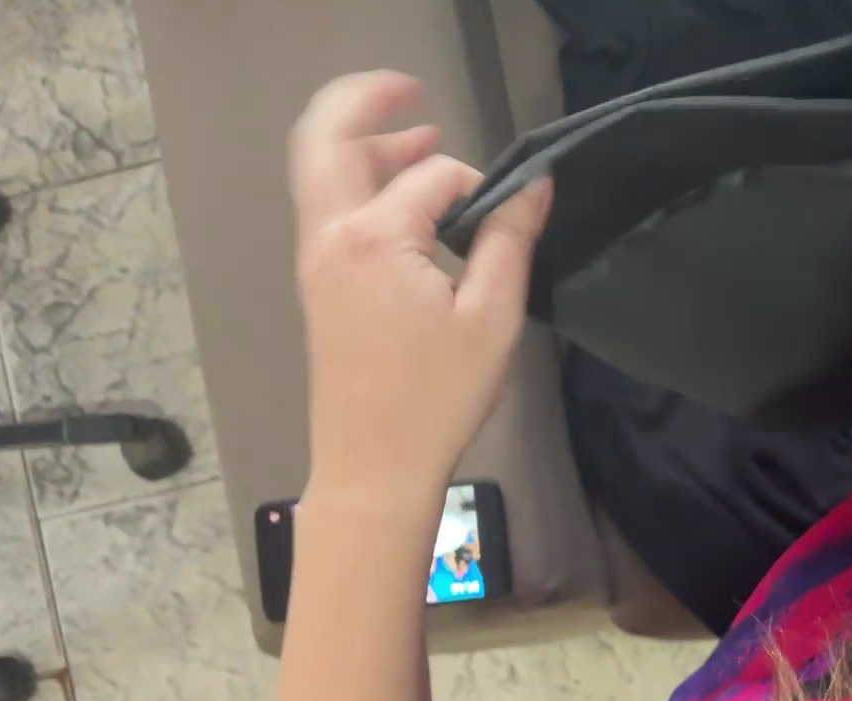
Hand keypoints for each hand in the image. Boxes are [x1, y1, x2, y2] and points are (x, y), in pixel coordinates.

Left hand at [289, 71, 551, 512]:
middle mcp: (331, 234)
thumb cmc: (441, 392)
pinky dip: (358, 185)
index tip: (511, 212)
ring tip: (414, 139)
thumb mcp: (493, 318)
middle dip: (369, 105)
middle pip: (332, 141)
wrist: (376, 459)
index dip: (475, 183)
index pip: (430, 177)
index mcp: (375, 236)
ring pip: (325, 174)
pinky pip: (329, 210)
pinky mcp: (319, 286)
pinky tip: (399, 206)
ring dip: (365, 147)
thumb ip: (509, 242)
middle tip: (411, 89)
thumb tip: (535, 186)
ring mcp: (316, 259)